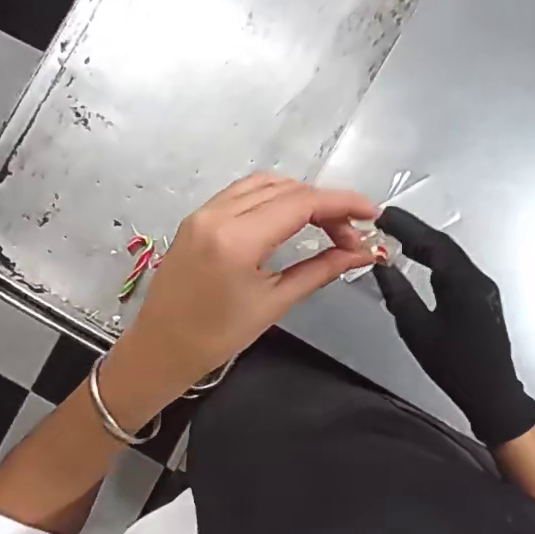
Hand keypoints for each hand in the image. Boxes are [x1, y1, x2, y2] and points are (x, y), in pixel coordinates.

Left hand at [104, 173, 378, 414]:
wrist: (162, 348)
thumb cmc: (218, 336)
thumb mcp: (274, 303)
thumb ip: (320, 270)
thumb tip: (362, 253)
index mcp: (236, 238)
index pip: (301, 203)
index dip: (343, 203)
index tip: (372, 215)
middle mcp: (217, 214)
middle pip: (285, 189)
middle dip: (325, 205)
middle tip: (350, 235)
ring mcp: (202, 212)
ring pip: (263, 184)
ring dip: (299, 197)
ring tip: (324, 225)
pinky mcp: (195, 217)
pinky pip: (241, 193)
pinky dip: (271, 198)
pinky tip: (289, 219)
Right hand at [373, 208, 534, 446]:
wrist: (492, 391)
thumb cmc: (452, 363)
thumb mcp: (417, 329)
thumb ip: (398, 293)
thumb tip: (382, 266)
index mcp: (461, 281)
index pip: (432, 243)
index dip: (407, 226)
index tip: (383, 216)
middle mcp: (477, 278)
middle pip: (444, 245)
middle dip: (414, 232)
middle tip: (386, 223)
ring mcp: (483, 287)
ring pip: (451, 257)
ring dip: (425, 245)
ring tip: (397, 238)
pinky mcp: (483, 298)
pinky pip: (456, 269)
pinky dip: (435, 260)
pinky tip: (421, 262)